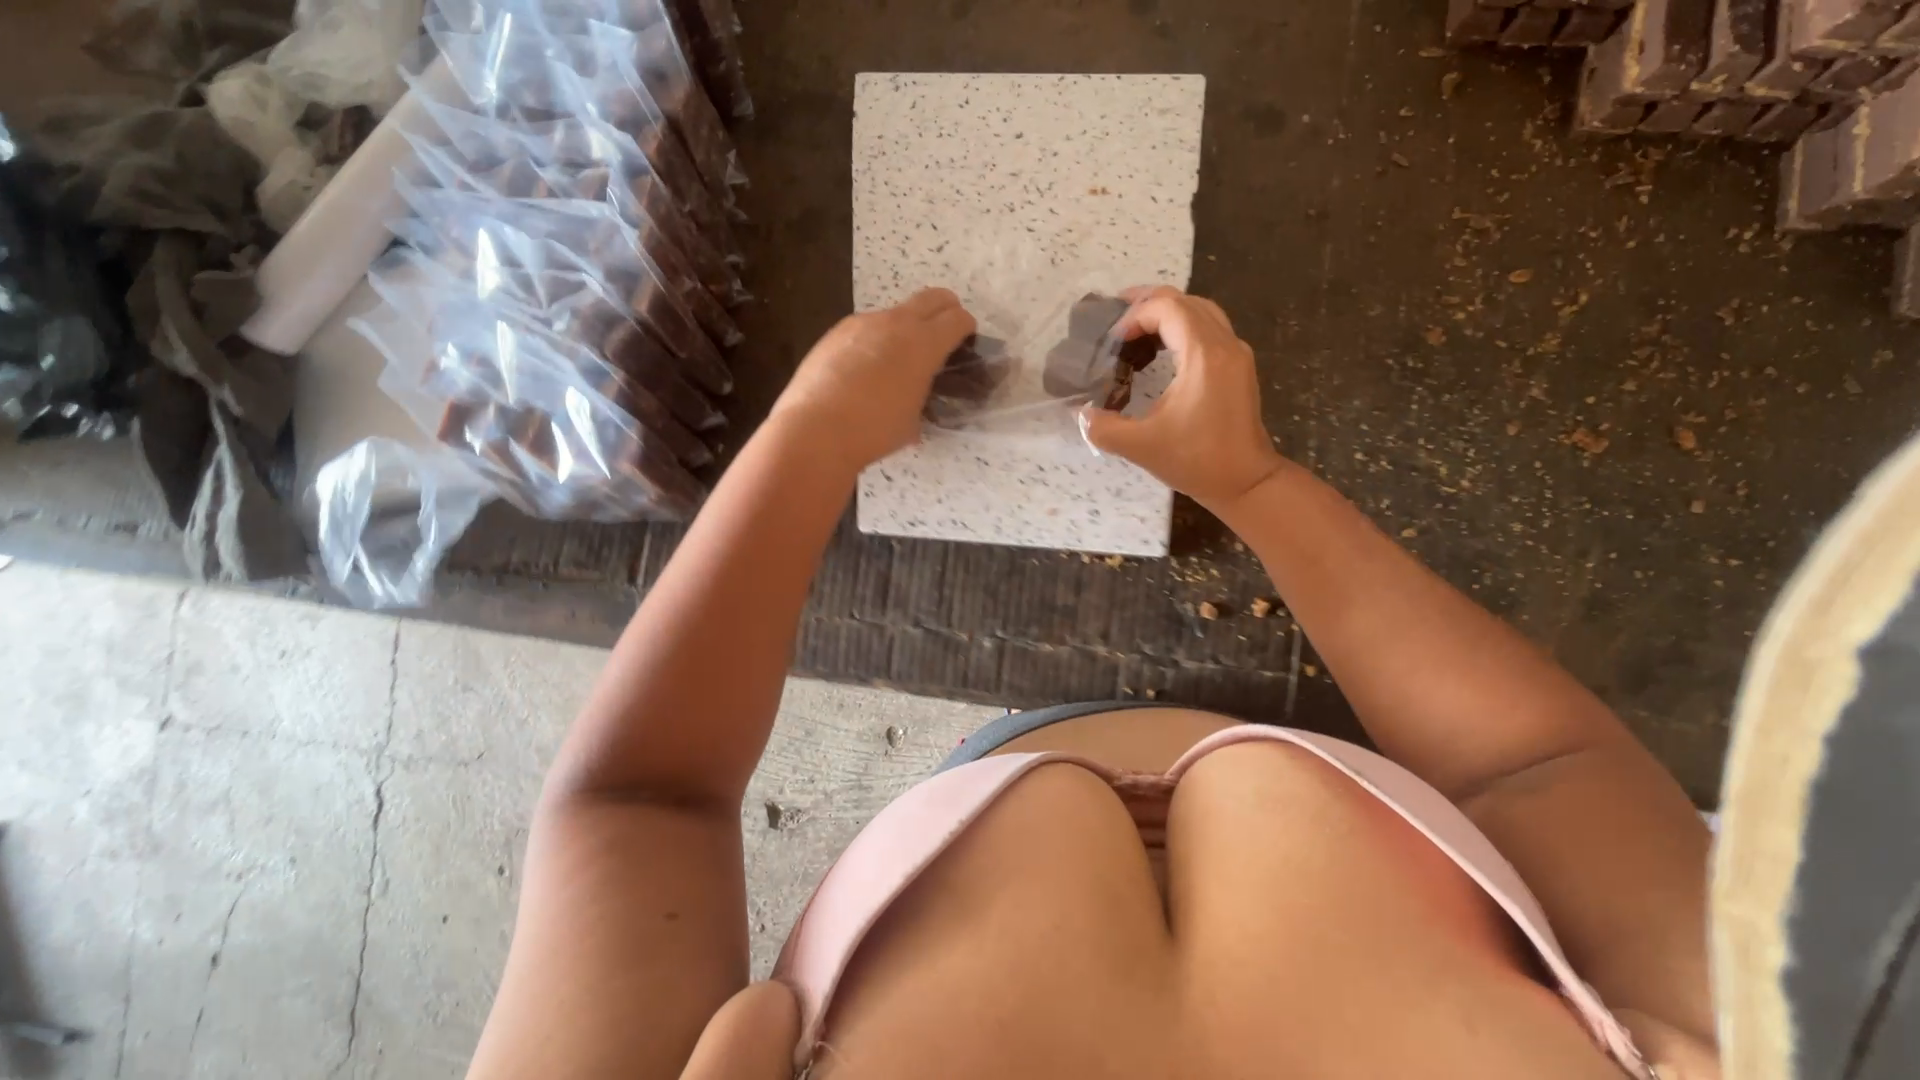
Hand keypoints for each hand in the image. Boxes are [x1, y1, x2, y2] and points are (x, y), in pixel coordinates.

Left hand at [767, 288, 976, 471]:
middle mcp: (895, 323)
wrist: (815, 430)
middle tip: (944, 333)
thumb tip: (916, 396)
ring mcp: (862, 324)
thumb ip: (923, 394)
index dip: (966, 328)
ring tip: (896, 362)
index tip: (965, 342)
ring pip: (895, 313)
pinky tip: (863, 371)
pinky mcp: (835, 333)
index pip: (958, 318)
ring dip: (905, 328)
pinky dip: (875, 341)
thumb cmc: (874, 431)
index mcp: (924, 343)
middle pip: (932, 298)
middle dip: (945, 309)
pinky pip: (866, 329)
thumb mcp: (913, 419)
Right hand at [1079, 287, 1285, 508]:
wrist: (1247, 482)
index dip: (1134, 316)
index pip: (1167, 308)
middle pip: (1185, 301)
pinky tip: (1160, 350)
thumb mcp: (1141, 447)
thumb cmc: (1197, 461)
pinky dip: (1182, 328)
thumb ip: (1104, 427)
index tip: (1112, 342)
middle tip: (1115, 319)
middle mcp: (1224, 345)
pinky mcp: (1238, 367)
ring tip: (1135, 330)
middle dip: (1148, 304)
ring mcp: (1236, 354)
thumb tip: (1082, 414)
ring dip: (1167, 313)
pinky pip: (1209, 329)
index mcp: (1203, 355)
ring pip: (1200, 311)